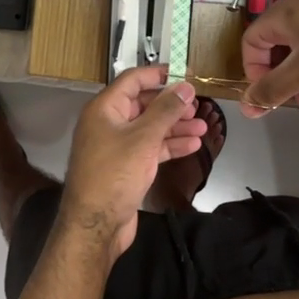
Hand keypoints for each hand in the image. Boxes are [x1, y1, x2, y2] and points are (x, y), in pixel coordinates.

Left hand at [61, 65, 208, 258]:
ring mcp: (116, 146)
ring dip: (175, 126)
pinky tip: (192, 145)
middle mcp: (107, 124)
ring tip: (203, 126)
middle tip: (198, 105)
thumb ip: (165, 111)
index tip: (185, 73)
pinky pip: (149, 148)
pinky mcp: (125, 167)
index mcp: (104, 109)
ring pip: (149, 128)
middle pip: (142, 104)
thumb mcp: (143, 138)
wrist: (96, 224)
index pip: (132, 80)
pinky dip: (168, 146)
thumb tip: (185, 87)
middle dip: (171, 104)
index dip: (158, 74)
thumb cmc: (115, 175)